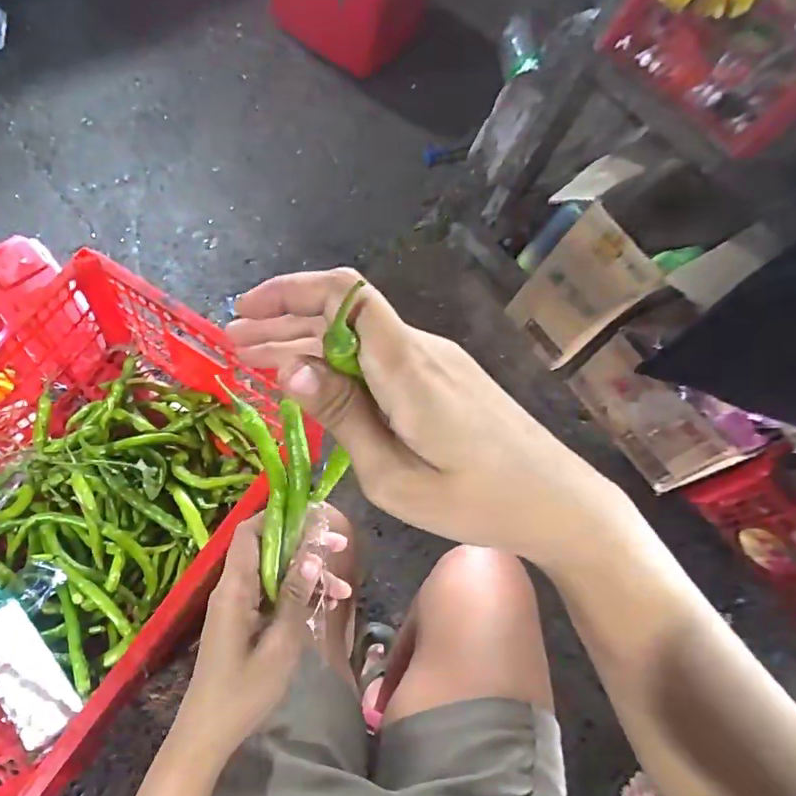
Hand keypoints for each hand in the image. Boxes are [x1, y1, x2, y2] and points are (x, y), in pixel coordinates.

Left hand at [171, 511, 350, 755]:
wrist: (208, 731)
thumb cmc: (243, 692)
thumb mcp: (279, 646)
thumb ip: (295, 599)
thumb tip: (312, 555)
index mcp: (233, 589)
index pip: (250, 532)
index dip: (280, 517)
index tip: (316, 515)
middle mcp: (231, 589)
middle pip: (265, 549)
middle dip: (303, 544)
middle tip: (341, 547)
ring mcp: (235, 605)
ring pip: (271, 573)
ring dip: (304, 573)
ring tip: (343, 588)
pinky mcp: (241, 621)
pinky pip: (268, 594)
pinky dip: (295, 594)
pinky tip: (326, 604)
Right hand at [226, 268, 622, 564]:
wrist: (560, 504)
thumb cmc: (477, 503)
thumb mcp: (394, 476)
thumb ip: (343, 416)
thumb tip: (289, 370)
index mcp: (406, 367)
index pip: (343, 296)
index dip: (289, 292)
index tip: (245, 313)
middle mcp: (421, 349)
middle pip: (343, 315)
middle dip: (283, 325)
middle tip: (235, 348)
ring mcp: (437, 361)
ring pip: (359, 338)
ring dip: (308, 348)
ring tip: (259, 366)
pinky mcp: (445, 378)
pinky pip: (381, 359)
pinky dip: (340, 365)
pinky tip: (314, 386)